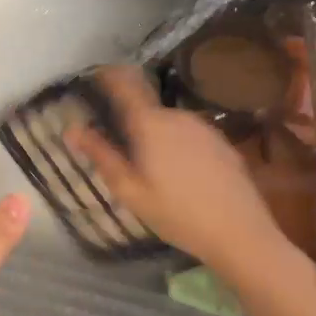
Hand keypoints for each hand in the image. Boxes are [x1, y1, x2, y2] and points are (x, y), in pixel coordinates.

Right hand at [63, 66, 291, 278]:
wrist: (244, 238)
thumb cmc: (178, 215)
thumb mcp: (130, 191)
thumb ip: (100, 155)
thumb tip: (71, 128)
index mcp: (149, 124)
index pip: (124, 83)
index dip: (107, 76)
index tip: (95, 79)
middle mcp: (176, 117)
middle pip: (146, 107)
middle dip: (132, 121)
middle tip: (125, 150)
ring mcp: (204, 129)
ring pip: (169, 122)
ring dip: (158, 135)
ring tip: (155, 168)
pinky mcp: (223, 144)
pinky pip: (191, 135)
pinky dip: (180, 145)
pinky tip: (184, 175)